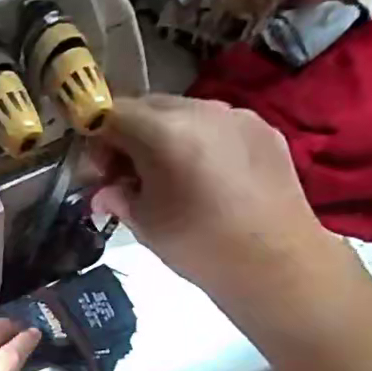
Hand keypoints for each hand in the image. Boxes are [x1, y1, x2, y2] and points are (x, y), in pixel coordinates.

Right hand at [88, 95, 347, 297]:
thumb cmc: (199, 246)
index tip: (99, 173)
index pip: (112, 114)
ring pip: (184, 114)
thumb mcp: (145, 225)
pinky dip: (200, 145)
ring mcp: (237, 116)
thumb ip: (118, 198)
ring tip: (170, 181)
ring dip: (165, 139)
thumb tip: (105, 191)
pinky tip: (207, 182)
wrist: (275, 262)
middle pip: (148, 108)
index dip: (96, 140)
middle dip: (130, 137)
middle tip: (128, 178)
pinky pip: (217, 127)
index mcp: (163, 132)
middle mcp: (201, 110)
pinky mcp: (263, 130)